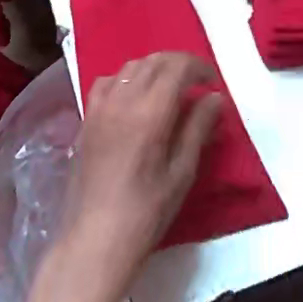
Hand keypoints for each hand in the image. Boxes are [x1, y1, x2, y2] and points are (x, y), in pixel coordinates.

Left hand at [64, 52, 223, 280]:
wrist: (95, 240)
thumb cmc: (146, 212)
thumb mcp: (182, 172)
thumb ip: (198, 128)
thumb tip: (215, 97)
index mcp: (150, 113)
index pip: (177, 67)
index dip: (199, 67)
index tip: (213, 82)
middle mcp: (123, 100)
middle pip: (154, 61)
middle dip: (179, 63)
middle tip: (198, 82)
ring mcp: (100, 107)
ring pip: (130, 67)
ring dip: (154, 67)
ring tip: (170, 87)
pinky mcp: (86, 119)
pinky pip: (107, 82)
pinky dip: (126, 79)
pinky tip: (134, 97)